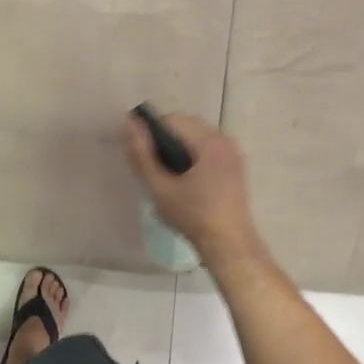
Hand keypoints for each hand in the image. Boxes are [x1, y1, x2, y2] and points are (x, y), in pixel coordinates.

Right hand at [123, 112, 262, 266]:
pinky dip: (192, 156)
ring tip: (166, 175)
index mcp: (209, 141)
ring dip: (177, 148)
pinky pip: (207, 149)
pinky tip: (184, 181)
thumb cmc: (192, 216)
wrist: (228, 243)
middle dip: (165, 140)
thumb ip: (142, 156)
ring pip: (196, 137)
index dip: (150, 133)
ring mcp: (233, 152)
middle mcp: (225, 139)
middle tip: (152, 168)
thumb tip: (128, 125)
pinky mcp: (235, 165)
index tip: (140, 155)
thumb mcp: (160, 188)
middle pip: (185, 126)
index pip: (171, 120)